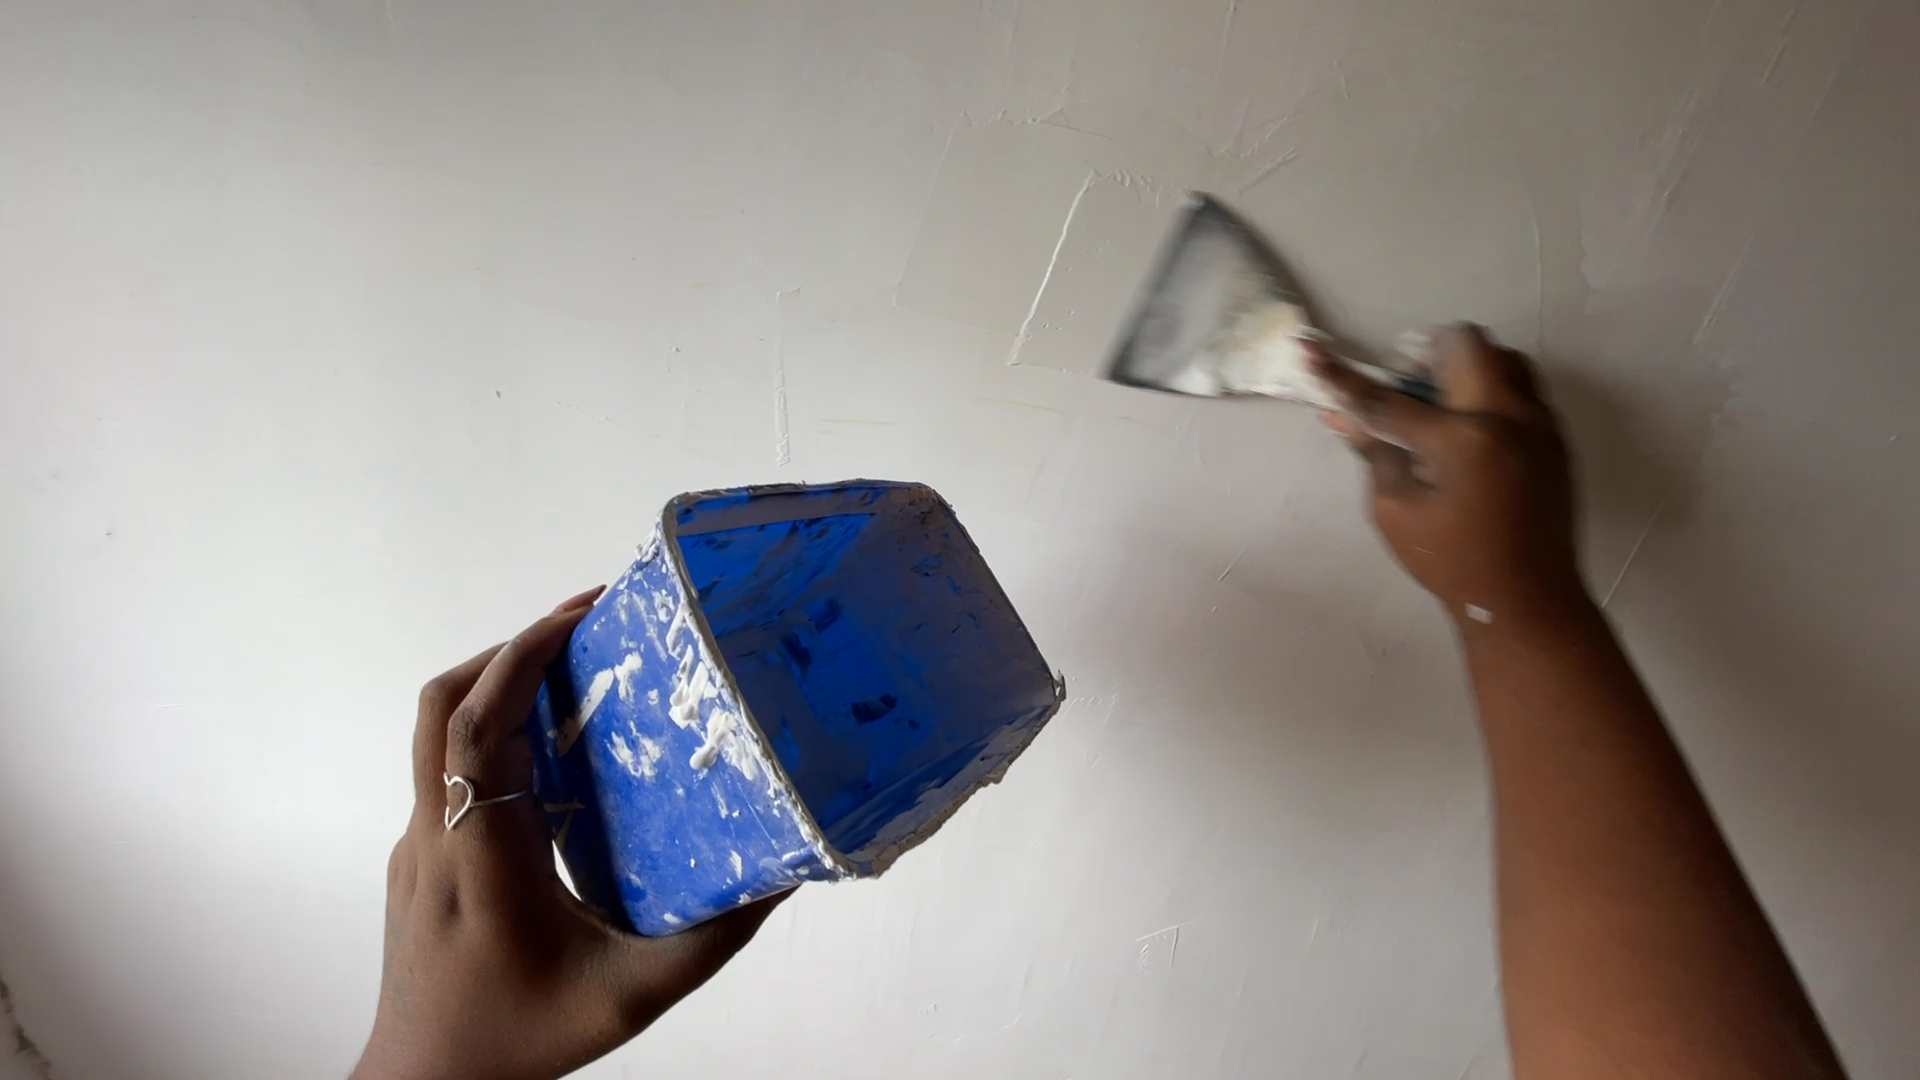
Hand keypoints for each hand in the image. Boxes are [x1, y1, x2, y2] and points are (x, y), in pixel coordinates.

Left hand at [353, 587, 787, 1079]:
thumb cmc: (523, 1041)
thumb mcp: (635, 995)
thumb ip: (717, 935)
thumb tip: (786, 871)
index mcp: (479, 856)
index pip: (476, 729)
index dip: (521, 658)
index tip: (583, 616)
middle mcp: (435, 834)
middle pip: (444, 705)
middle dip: (514, 648)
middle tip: (591, 624)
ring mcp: (421, 841)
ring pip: (440, 726)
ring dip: (502, 677)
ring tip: (580, 661)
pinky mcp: (426, 851)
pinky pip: (455, 759)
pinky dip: (500, 719)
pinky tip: (562, 736)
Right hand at [1312, 324, 1586, 627]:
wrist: (1524, 595)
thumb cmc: (1447, 558)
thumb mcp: (1394, 508)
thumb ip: (1375, 452)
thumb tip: (1341, 415)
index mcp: (1462, 440)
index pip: (1387, 400)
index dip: (1340, 377)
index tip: (1307, 349)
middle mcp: (1509, 417)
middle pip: (1466, 345)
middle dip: (1423, 354)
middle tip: (1402, 384)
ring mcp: (1540, 423)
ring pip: (1503, 359)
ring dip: (1461, 369)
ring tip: (1435, 406)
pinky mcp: (1553, 437)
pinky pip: (1519, 389)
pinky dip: (1484, 393)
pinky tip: (1463, 434)